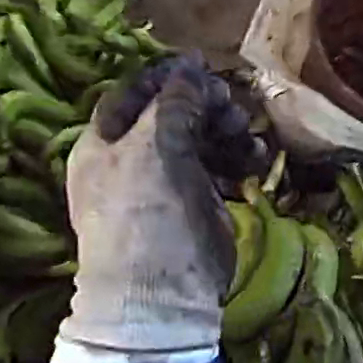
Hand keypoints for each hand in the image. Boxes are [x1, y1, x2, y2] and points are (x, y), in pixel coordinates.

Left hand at [55, 54, 259, 362]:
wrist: (161, 296)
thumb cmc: (146, 216)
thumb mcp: (153, 149)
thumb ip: (173, 103)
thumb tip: (190, 66)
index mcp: (106, 144)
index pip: (135, 94)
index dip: (167, 78)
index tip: (202, 68)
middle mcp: (134, 158)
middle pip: (173, 114)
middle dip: (205, 106)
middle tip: (233, 108)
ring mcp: (167, 181)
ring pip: (201, 139)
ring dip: (228, 131)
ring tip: (248, 137)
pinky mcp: (197, 202)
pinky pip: (219, 167)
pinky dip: (238, 159)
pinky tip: (256, 161)